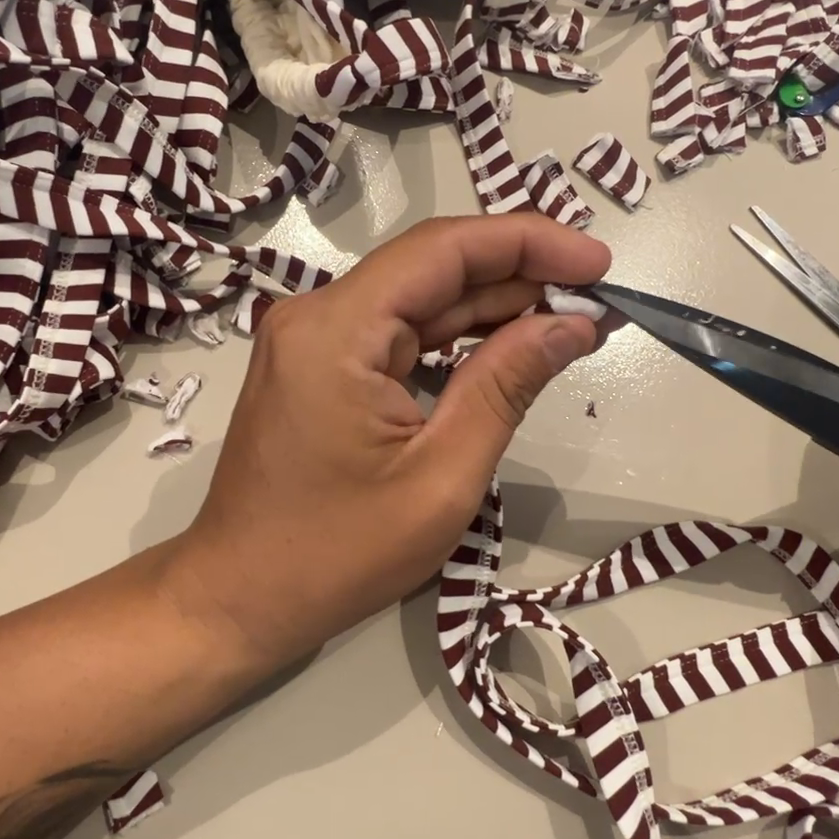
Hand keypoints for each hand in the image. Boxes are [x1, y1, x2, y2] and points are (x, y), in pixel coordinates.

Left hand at [167, 214, 609, 666]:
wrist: (240, 596)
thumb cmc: (338, 554)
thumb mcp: (442, 476)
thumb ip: (507, 386)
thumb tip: (571, 324)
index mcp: (335, 330)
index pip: (443, 250)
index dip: (527, 242)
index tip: (598, 263)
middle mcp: (314, 316)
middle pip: (429, 270)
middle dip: (517, 278)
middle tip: (596, 301)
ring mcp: (309, 341)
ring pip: (414, 301)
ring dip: (489, 309)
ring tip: (567, 323)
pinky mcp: (314, 367)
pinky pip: (393, 335)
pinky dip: (450, 340)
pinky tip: (504, 349)